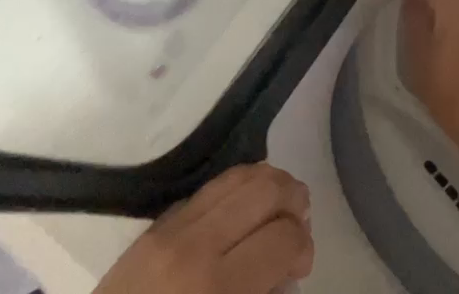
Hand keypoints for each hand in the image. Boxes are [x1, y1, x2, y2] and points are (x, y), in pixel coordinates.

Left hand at [94, 164, 312, 293]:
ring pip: (238, 176)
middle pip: (266, 190)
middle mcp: (195, 246)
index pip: (284, 237)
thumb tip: (286, 275)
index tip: (299, 269)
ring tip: (275, 212)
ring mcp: (170, 231)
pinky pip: (208, 189)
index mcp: (216, 287)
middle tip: (297, 229)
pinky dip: (237, 192)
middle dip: (294, 203)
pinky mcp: (153, 228)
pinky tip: (241, 215)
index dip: (305, 248)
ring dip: (269, 187)